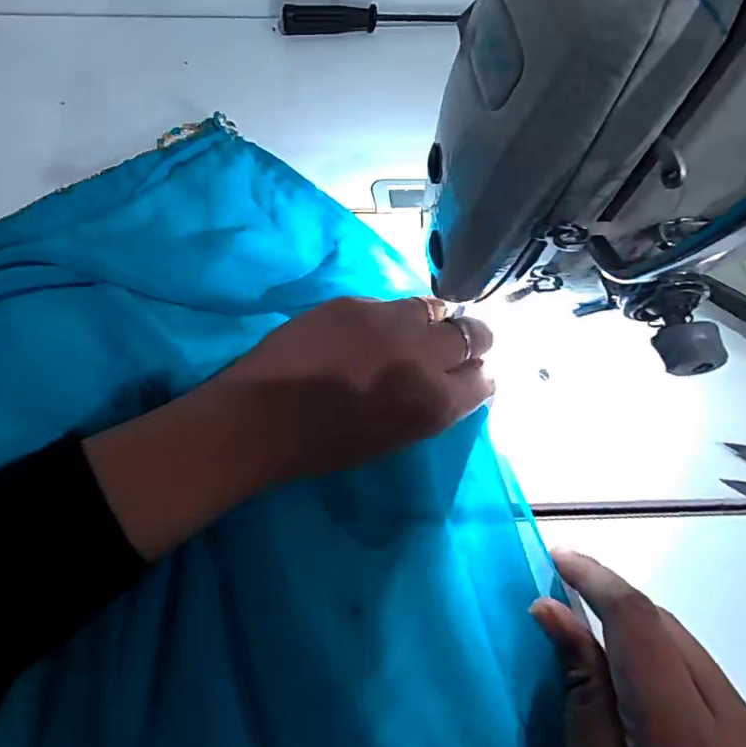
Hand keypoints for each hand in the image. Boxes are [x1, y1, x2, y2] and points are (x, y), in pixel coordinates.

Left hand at [215, 296, 495, 484]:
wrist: (261, 416)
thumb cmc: (325, 445)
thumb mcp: (394, 438)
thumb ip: (430, 407)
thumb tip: (450, 380)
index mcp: (433, 403)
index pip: (484, 379)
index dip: (479, 375)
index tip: (470, 373)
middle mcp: (421, 355)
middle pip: (473, 333)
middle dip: (472, 338)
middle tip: (457, 343)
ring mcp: (388, 321)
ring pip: (434, 307)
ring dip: (433, 320)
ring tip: (416, 329)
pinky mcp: (355, 301)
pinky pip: (389, 303)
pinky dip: (391, 316)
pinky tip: (372, 329)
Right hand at [531, 550, 745, 746]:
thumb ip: (582, 697)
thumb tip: (551, 613)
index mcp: (688, 739)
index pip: (639, 620)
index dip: (596, 577)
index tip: (558, 557)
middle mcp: (741, 730)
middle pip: (669, 628)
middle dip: (615, 602)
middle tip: (565, 598)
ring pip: (694, 655)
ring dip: (643, 637)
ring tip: (596, 646)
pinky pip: (714, 688)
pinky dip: (671, 672)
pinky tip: (645, 700)